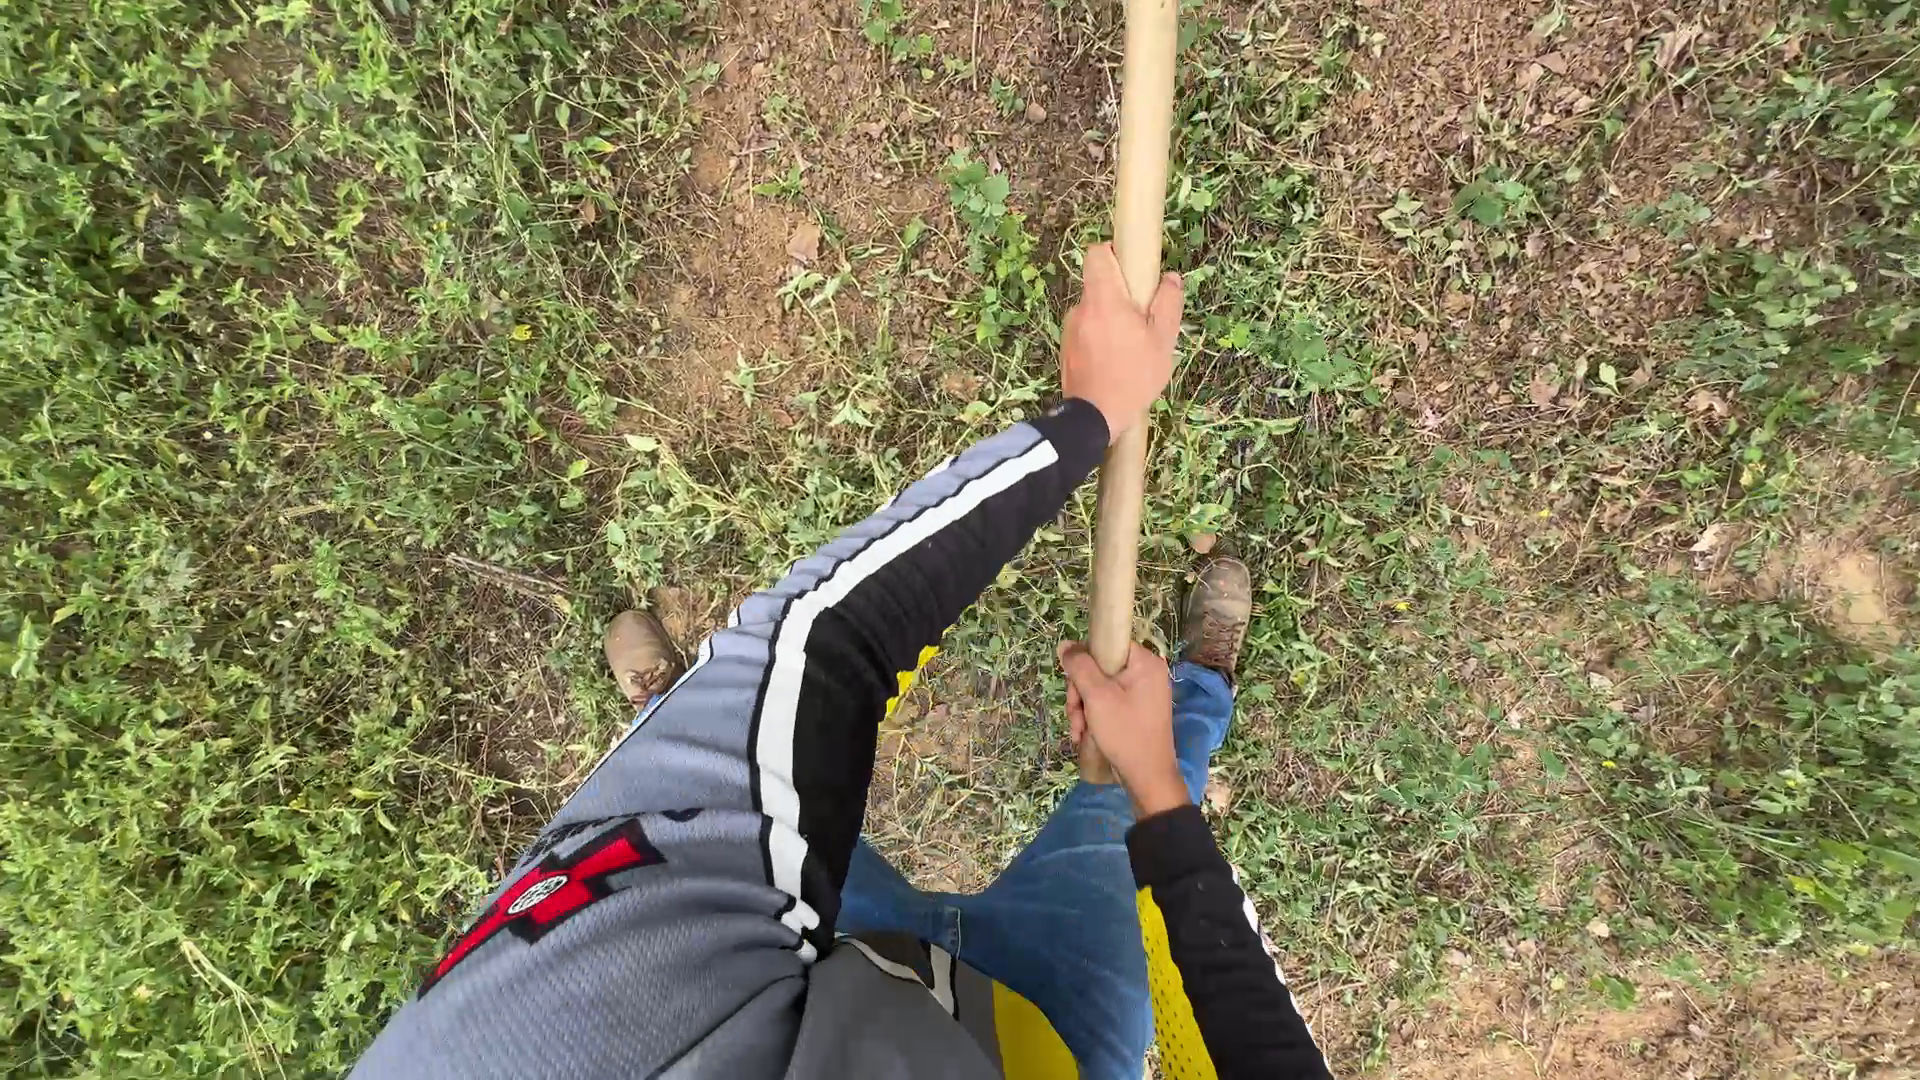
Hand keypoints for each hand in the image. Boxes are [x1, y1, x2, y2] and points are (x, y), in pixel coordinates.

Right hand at [1056, 640, 1189, 818]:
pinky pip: (1107, 701)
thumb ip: (1079, 666)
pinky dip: (1093, 716)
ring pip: (1098, 687)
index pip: (1106, 643)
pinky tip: (1085, 734)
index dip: (1085, 659)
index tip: (1074, 681)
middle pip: (1099, 667)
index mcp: (1144, 662)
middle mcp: (1146, 672)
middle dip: (1080, 692)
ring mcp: (1142, 692)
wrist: (1147, 778)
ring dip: (1082, 707)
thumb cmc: (1125, 732)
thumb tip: (1065, 644)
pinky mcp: (1136, 709)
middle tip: (1075, 712)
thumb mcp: (1096, 696)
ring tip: (1079, 729)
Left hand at [1060, 243, 1183, 444]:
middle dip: (1120, 296)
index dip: (1113, 253)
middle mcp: (1080, 310)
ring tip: (1130, 349)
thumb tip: (1170, 279)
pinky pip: (1086, 333)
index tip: (1132, 269)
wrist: (1094, 418)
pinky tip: (1114, 362)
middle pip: (1098, 286)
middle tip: (1141, 320)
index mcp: (1103, 299)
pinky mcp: (1065, 351)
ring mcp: (1069, 331)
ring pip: (1093, 312)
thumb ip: (1167, 304)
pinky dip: (1099, 340)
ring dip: (1110, 321)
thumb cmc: (1132, 377)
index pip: (1096, 254)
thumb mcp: (1162, 341)